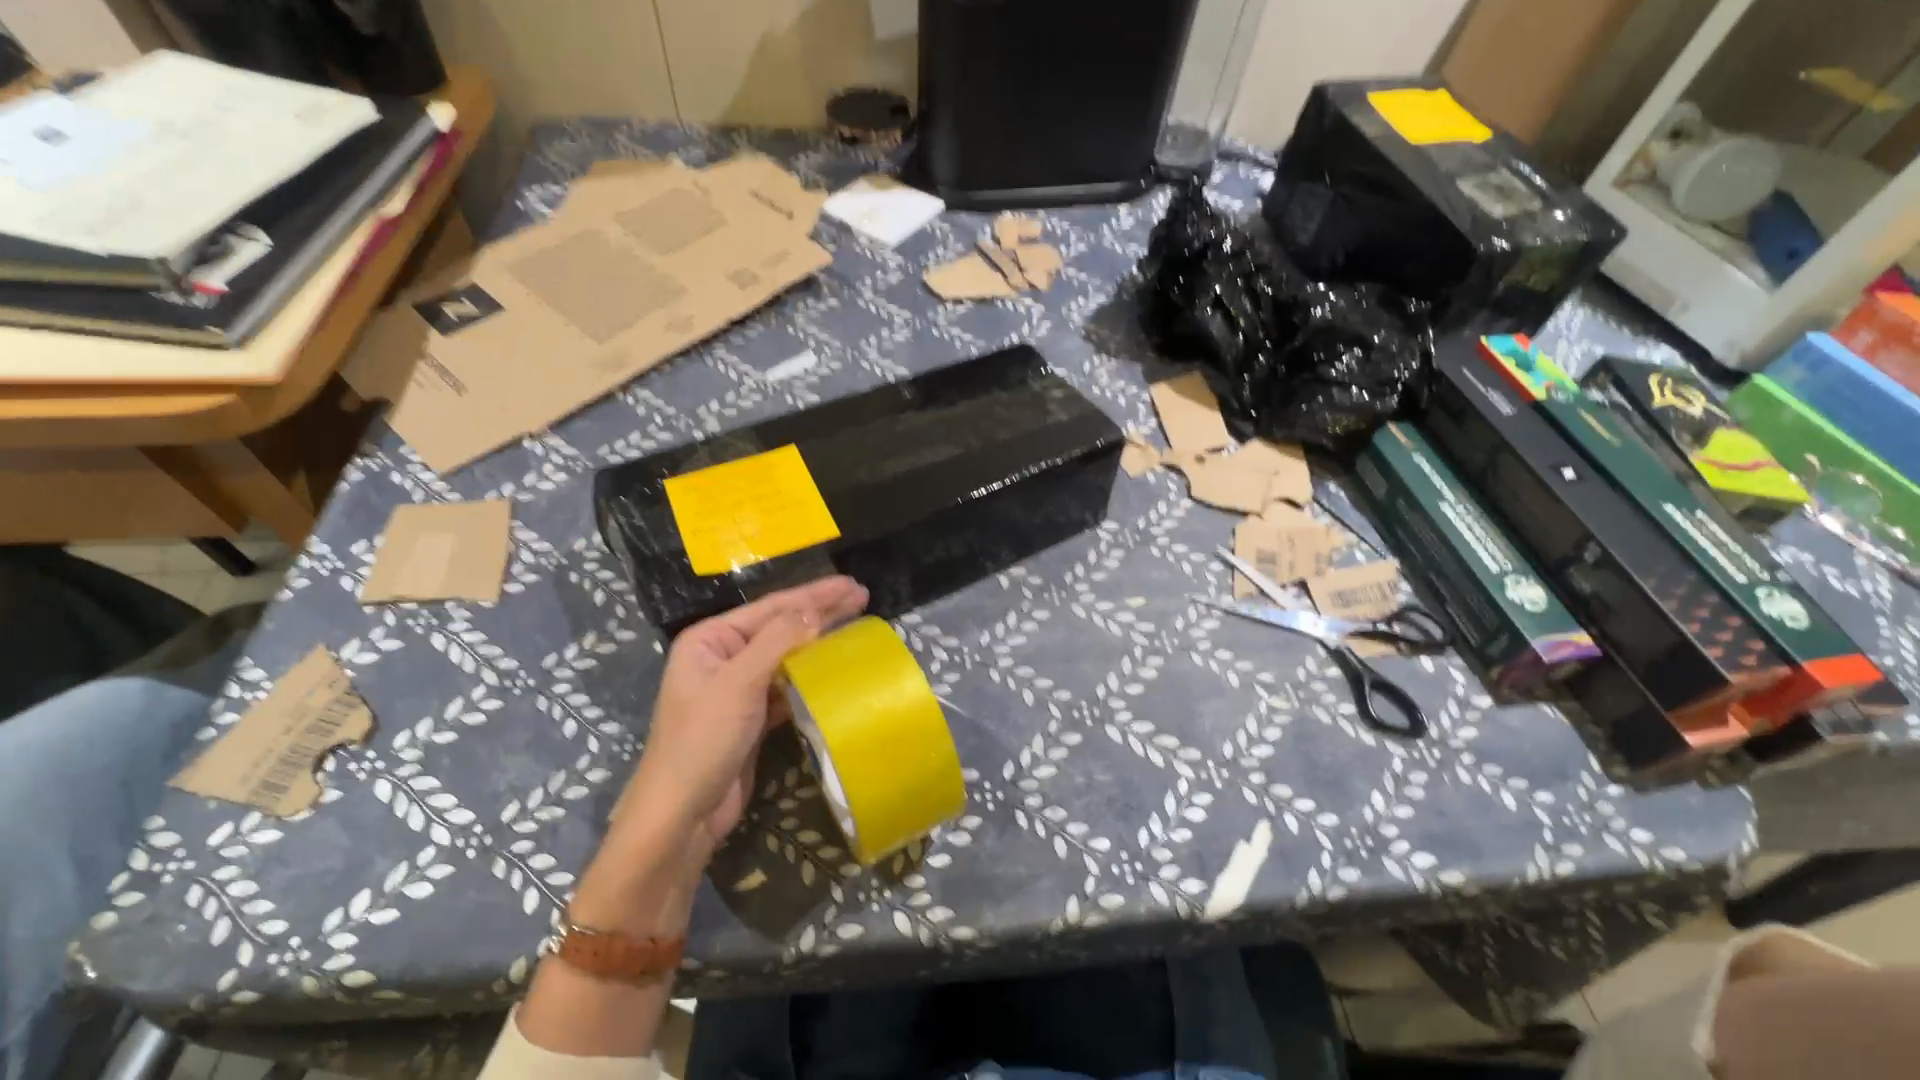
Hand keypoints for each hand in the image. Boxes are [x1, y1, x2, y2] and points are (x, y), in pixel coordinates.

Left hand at [619, 577, 869, 857]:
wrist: (682, 813)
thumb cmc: (702, 741)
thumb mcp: (738, 684)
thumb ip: (777, 642)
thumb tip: (815, 610)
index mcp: (710, 640)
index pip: (770, 608)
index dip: (813, 595)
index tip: (851, 586)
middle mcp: (722, 658)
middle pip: (779, 628)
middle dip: (819, 613)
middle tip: (861, 597)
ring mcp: (737, 690)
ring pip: (786, 658)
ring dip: (818, 645)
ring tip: (855, 628)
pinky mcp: (752, 719)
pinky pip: (786, 689)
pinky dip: (810, 679)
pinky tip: (834, 672)